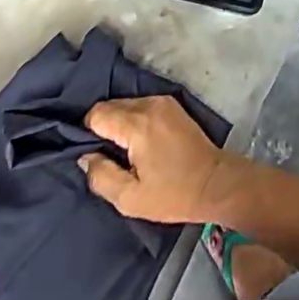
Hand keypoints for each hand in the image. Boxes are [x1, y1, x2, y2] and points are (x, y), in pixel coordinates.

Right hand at [81, 96, 241, 223]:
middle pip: (111, 105)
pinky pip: (141, 106)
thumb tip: (85, 156)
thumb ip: (100, 175)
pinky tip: (134, 143)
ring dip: (117, 123)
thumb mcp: (128, 197)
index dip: (86, 133)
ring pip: (126, 104)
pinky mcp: (173, 106)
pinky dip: (132, 120)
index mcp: (139, 123)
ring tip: (118, 152)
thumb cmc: (171, 193)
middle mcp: (152, 104)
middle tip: (101, 156)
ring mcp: (165, 102)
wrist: (213, 182)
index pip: (97, 113)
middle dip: (101, 127)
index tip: (89, 154)